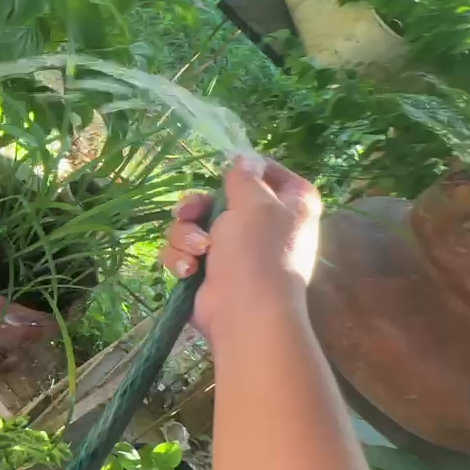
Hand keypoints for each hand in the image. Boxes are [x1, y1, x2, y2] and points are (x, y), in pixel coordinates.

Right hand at [158, 156, 321, 344]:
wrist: (244, 311)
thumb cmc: (257, 252)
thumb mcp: (254, 203)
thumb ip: (244, 178)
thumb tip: (243, 158)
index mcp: (288, 203)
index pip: (266, 172)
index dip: (242, 170)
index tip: (221, 174)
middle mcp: (262, 222)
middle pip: (216, 197)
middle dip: (196, 208)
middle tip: (188, 214)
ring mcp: (232, 247)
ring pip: (191, 224)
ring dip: (186, 236)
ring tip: (197, 253)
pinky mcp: (206, 268)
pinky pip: (181, 250)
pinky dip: (181, 259)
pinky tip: (189, 271)